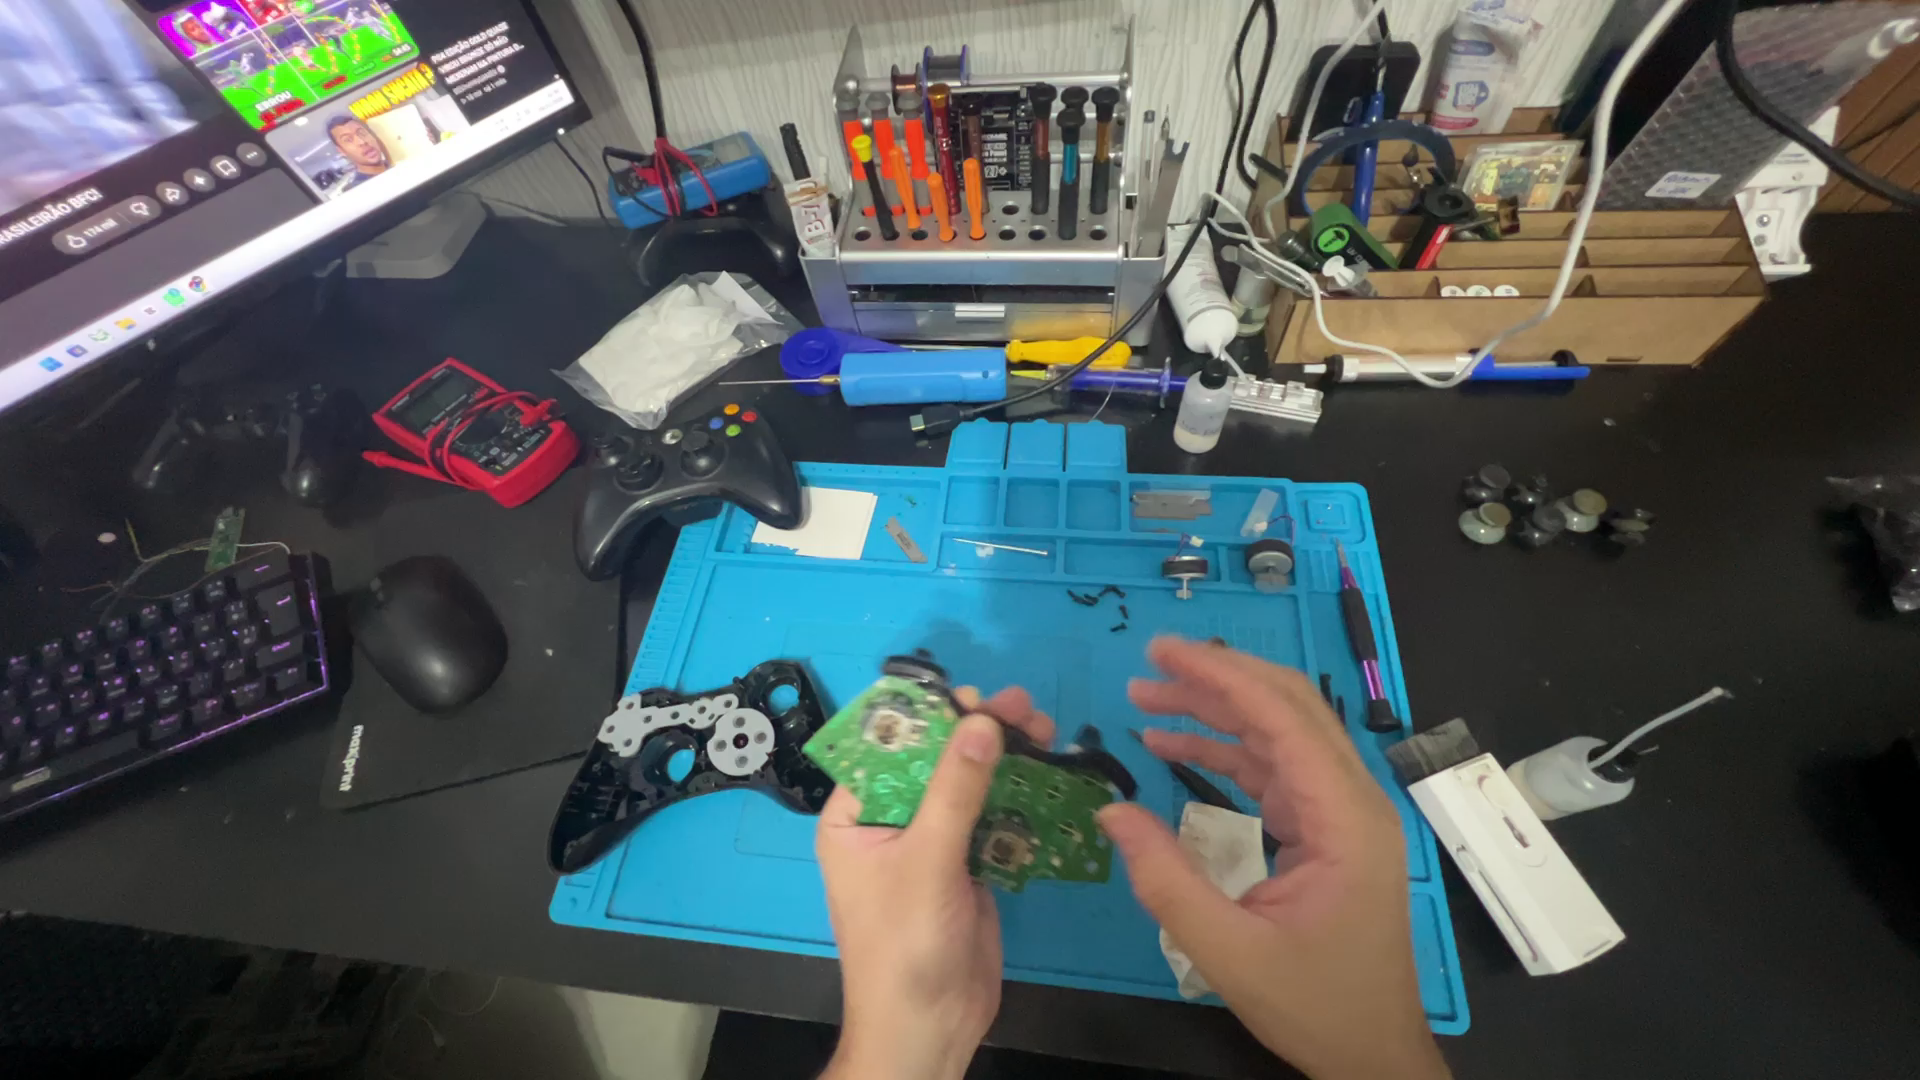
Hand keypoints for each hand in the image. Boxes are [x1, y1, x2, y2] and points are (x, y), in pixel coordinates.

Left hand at [817, 686, 1056, 1079]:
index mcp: (857, 813)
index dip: (930, 715)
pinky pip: (991, 814)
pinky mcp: (966, 861)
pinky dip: (1018, 792)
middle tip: (1024, 706)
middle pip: (935, 758)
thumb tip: (982, 719)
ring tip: (1043, 728)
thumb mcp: (927, 861)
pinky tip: (1046, 770)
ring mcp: (931, 839)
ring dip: (1004, 756)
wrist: (931, 1033)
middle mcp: (891, 818)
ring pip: (967, 782)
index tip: (973, 696)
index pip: (889, 746)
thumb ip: (955, 789)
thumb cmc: (906, 945)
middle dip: (977, 730)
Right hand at [1097, 637, 1448, 1079]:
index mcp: (1344, 818)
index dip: (1222, 676)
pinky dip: (1217, 747)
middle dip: (1215, 677)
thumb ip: (1165, 880)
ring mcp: (1335, 807)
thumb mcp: (1227, 952)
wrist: (1372, 1054)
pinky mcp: (1317, 821)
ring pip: (1273, 728)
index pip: (1283, 717)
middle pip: (1285, 705)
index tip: (1163, 652)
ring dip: (1211, 707)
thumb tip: (1109, 812)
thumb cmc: (1314, 1004)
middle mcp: (1348, 797)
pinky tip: (1169, 743)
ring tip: (1144, 698)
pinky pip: (1266, 764)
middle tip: (1150, 661)